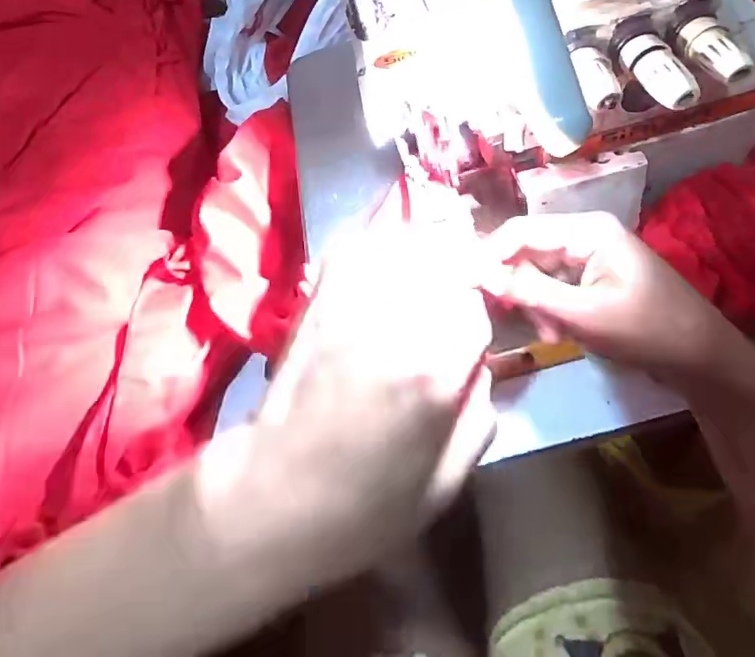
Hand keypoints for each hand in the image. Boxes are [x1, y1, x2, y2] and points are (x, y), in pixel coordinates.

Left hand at [215, 215, 493, 586]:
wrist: (273, 497)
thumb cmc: (363, 508)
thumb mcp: (445, 485)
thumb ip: (478, 417)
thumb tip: (481, 367)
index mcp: (433, 374)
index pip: (475, 310)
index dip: (477, 317)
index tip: (469, 329)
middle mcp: (395, 326)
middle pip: (441, 267)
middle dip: (453, 273)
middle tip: (450, 289)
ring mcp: (349, 308)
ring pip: (399, 248)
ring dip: (417, 251)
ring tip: (420, 265)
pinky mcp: (316, 303)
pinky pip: (350, 250)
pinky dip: (370, 245)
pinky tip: (378, 257)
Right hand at [479, 212, 754, 394]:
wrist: (705, 359)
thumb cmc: (649, 331)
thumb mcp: (584, 315)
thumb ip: (530, 292)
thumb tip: (480, 274)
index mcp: (588, 230)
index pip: (521, 231)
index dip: (489, 255)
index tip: (465, 285)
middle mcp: (586, 234)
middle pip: (528, 252)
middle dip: (521, 289)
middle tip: (525, 324)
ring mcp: (591, 256)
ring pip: (539, 273)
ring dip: (537, 304)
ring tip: (554, 336)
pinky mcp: (594, 277)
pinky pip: (556, 286)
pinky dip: (552, 309)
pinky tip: (563, 334)